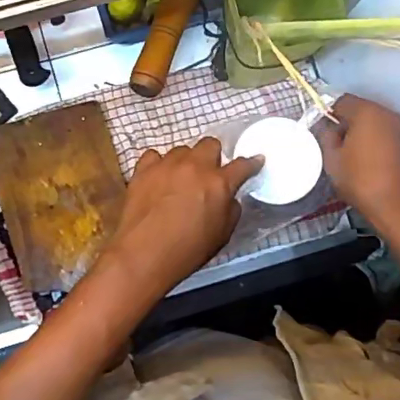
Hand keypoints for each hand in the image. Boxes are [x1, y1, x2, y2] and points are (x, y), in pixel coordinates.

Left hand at [98, 138, 262, 296]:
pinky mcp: (143, 170)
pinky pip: (154, 156)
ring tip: (179, 180)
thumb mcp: (222, 235)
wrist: (144, 254)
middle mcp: (195, 166)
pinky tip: (157, 178)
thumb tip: (228, 198)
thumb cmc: (188, 251)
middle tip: (208, 174)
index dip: (251, 163)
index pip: (242, 166)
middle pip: (210, 144)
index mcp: (219, 183)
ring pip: (181, 150)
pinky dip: (158, 165)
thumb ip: (230, 210)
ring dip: (185, 162)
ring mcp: (167, 165)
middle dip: (213, 156)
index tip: (255, 161)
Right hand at [315, 95, 399, 224]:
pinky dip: (376, 141)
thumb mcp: (332, 159)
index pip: (342, 101)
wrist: (396, 204)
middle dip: (347, 122)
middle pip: (361, 109)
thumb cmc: (360, 180)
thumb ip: (327, 136)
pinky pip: (386, 134)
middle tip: (335, 144)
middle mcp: (387, 113)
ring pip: (375, 122)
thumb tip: (328, 127)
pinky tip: (368, 160)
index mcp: (366, 112)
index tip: (323, 131)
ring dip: (362, 132)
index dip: (329, 113)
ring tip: (351, 154)